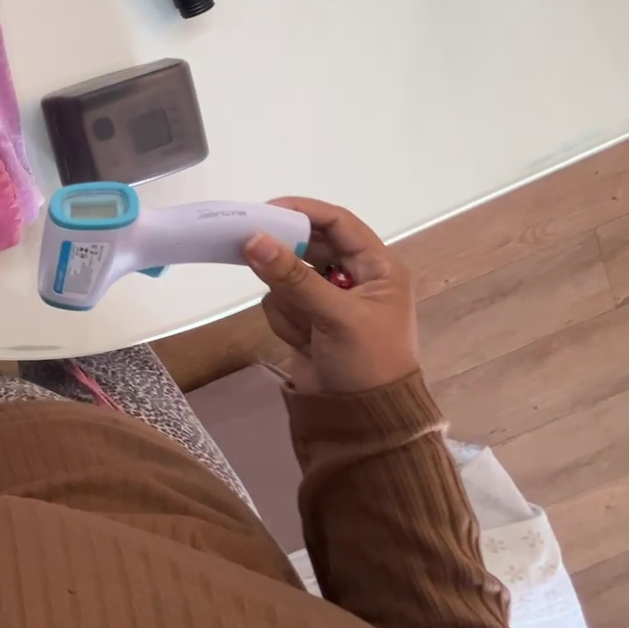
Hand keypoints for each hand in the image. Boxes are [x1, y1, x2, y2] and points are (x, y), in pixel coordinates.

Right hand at [243, 197, 419, 394]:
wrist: (361, 417)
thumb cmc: (366, 361)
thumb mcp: (334, 315)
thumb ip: (292, 276)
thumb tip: (252, 238)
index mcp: (377, 267)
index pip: (338, 223)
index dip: (303, 212)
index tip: (264, 211)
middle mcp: (352, 277)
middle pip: (306, 247)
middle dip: (285, 259)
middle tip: (251, 252)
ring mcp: (326, 299)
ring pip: (285, 276)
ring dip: (288, 300)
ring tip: (306, 327)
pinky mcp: (305, 318)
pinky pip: (278, 301)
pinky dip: (284, 319)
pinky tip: (302, 340)